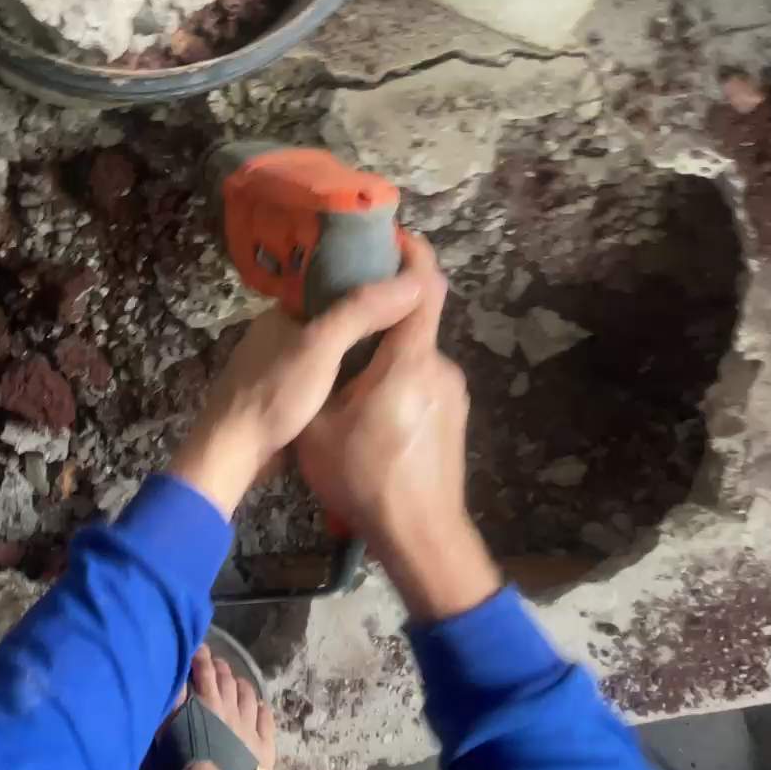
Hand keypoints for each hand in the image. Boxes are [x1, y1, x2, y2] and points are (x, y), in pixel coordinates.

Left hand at [167, 234, 434, 518]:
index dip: (369, 283)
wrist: (233, 450)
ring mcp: (276, 368)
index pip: (330, 285)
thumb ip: (361, 311)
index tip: (409, 288)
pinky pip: (322, 379)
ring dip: (359, 352)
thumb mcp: (321, 345)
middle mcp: (276, 336)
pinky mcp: (280, 397)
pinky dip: (345, 378)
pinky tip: (371, 384)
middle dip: (369, 321)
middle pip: (332, 320)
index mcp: (279, 314)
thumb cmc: (274, 392)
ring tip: (403, 352)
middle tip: (416, 325)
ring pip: (328, 352)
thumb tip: (416, 279)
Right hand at [292, 236, 500, 620]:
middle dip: (378, 313)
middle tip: (334, 318)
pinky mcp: (451, 418)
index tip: (390, 235)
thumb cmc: (363, 476)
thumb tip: (322, 345)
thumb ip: (324, 376)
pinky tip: (361, 409)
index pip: (424, 289)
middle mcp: (438, 370)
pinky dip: (390, 379)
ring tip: (337, 373)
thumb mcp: (319, 425)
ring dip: (379, 354)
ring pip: (411, 356)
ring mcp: (451, 395)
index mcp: (408, 362)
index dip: (412, 255)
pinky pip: (418, 381)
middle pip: (412, 322)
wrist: (419, 534)